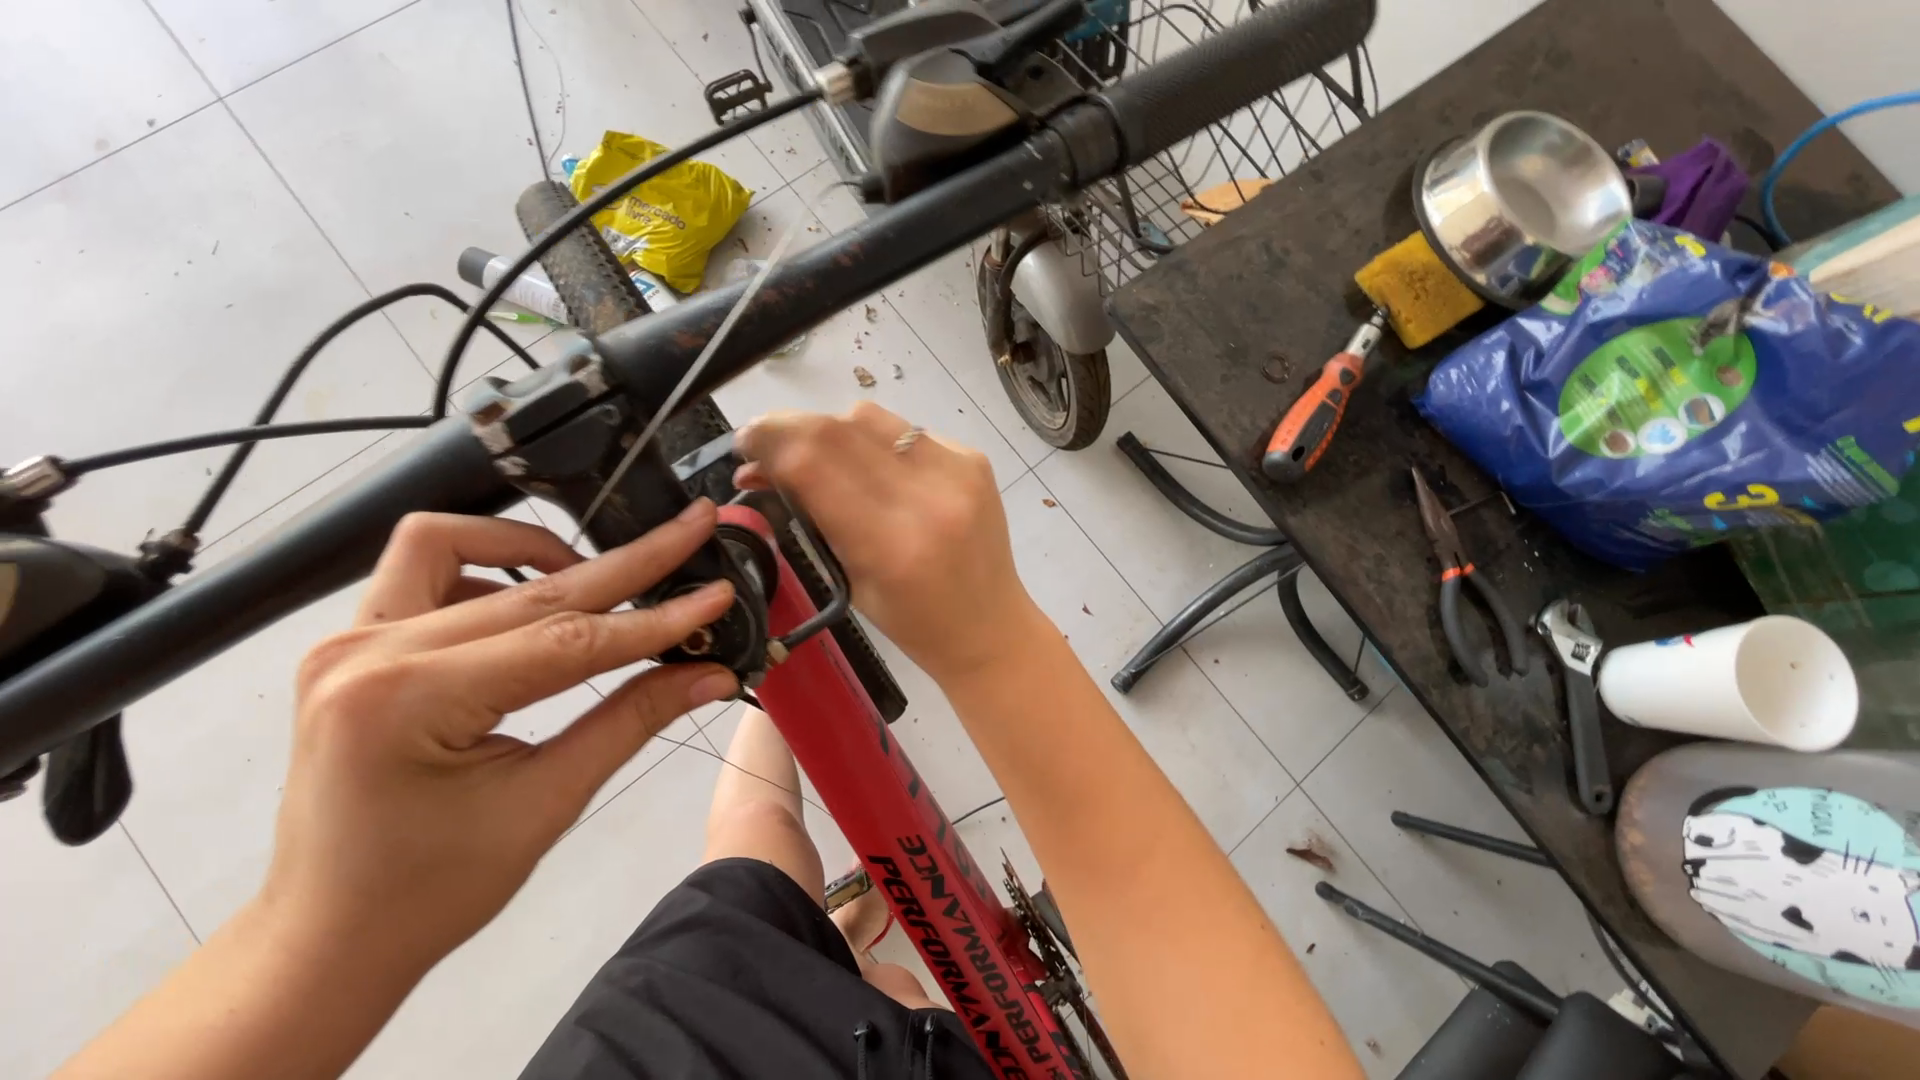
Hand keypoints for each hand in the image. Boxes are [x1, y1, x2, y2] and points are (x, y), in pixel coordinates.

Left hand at [258, 501, 738, 975]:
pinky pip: (423, 571)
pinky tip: (528, 604)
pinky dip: (486, 570)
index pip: (566, 640)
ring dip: (539, 550)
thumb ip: (631, 720)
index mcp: (410, 699)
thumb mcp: (547, 803)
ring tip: (602, 581)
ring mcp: (348, 640)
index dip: (654, 619)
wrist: (327, 935)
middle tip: (691, 531)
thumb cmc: (434, 889)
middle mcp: (368, 651)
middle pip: (532, 587)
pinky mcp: (351, 643)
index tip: (718, 593)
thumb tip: (711, 672)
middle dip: (625, 564)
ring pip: (454, 543)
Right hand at [735, 403, 1044, 682]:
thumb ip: (809, 518)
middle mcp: (928, 497)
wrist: (990, 627)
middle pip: (837, 429)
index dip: (768, 442)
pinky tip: (867, 465)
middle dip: (789, 427)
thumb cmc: (911, 621)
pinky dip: (872, 440)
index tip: (744, 444)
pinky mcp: (973, 459)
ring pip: (869, 418)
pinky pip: (905, 430)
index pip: (813, 464)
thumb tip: (758, 468)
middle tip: (764, 442)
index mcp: (890, 545)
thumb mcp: (848, 579)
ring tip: (815, 455)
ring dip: (830, 430)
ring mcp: (957, 472)